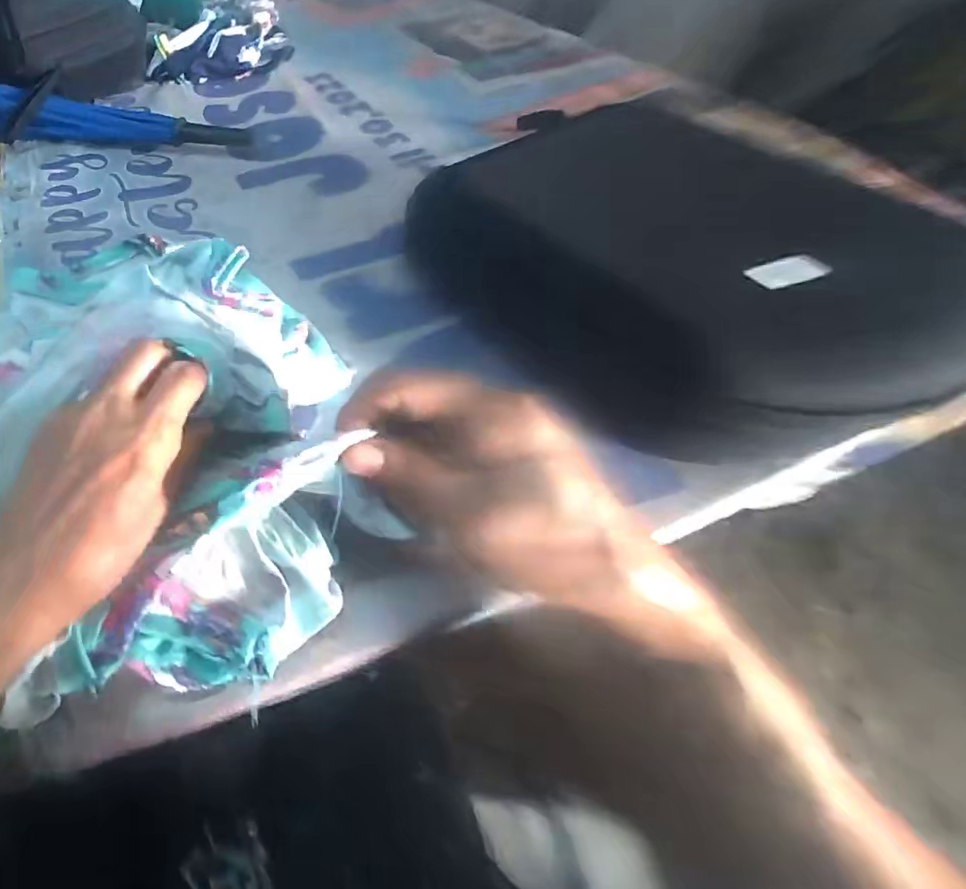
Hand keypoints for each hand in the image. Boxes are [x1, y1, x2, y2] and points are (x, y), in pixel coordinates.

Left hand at [0, 340, 208, 702]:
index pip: (184, 373)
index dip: (199, 377)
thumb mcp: (155, 511)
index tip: (201, 393)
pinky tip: (98, 441)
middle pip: (146, 348)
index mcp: (146, 435)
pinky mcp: (51, 419)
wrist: (28, 562)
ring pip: (113, 370)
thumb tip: (202, 427)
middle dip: (167, 357)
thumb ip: (180, 460)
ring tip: (137, 414)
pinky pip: (87, 398)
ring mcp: (75, 409)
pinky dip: (104, 406)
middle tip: (172, 385)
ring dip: (133, 380)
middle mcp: (110, 408)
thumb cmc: (104, 551)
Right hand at [336, 370, 659, 607]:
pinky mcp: (509, 446)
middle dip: (378, 429)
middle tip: (359, 470)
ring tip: (386, 486)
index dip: (361, 408)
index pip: (404, 384)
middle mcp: (498, 404)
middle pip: (414, 397)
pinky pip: (446, 437)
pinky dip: (421, 457)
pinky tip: (418, 489)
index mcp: (491, 408)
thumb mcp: (466, 514)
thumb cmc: (545, 545)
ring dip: (397, 445)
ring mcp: (506, 423)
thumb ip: (405, 473)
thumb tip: (347, 448)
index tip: (339, 447)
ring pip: (427, 418)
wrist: (626, 582)